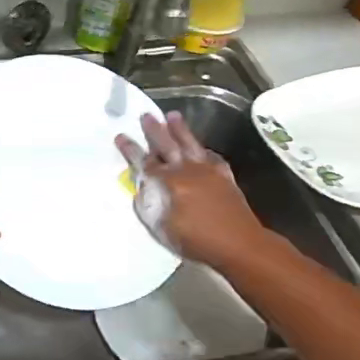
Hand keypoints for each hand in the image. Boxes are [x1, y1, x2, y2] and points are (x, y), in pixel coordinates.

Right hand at [115, 111, 265, 267]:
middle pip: (168, 145)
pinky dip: (204, 150)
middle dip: (155, 130)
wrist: (239, 244)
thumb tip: (141, 190)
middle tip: (146, 115)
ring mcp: (208, 171)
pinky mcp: (225, 176)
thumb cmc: (196, 240)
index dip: (131, 149)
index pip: (145, 162)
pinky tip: (203, 148)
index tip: (121, 136)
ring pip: (191, 144)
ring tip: (172, 115)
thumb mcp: (161, 229)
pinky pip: (212, 156)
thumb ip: (147, 207)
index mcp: (168, 182)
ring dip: (180, 129)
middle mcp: (187, 170)